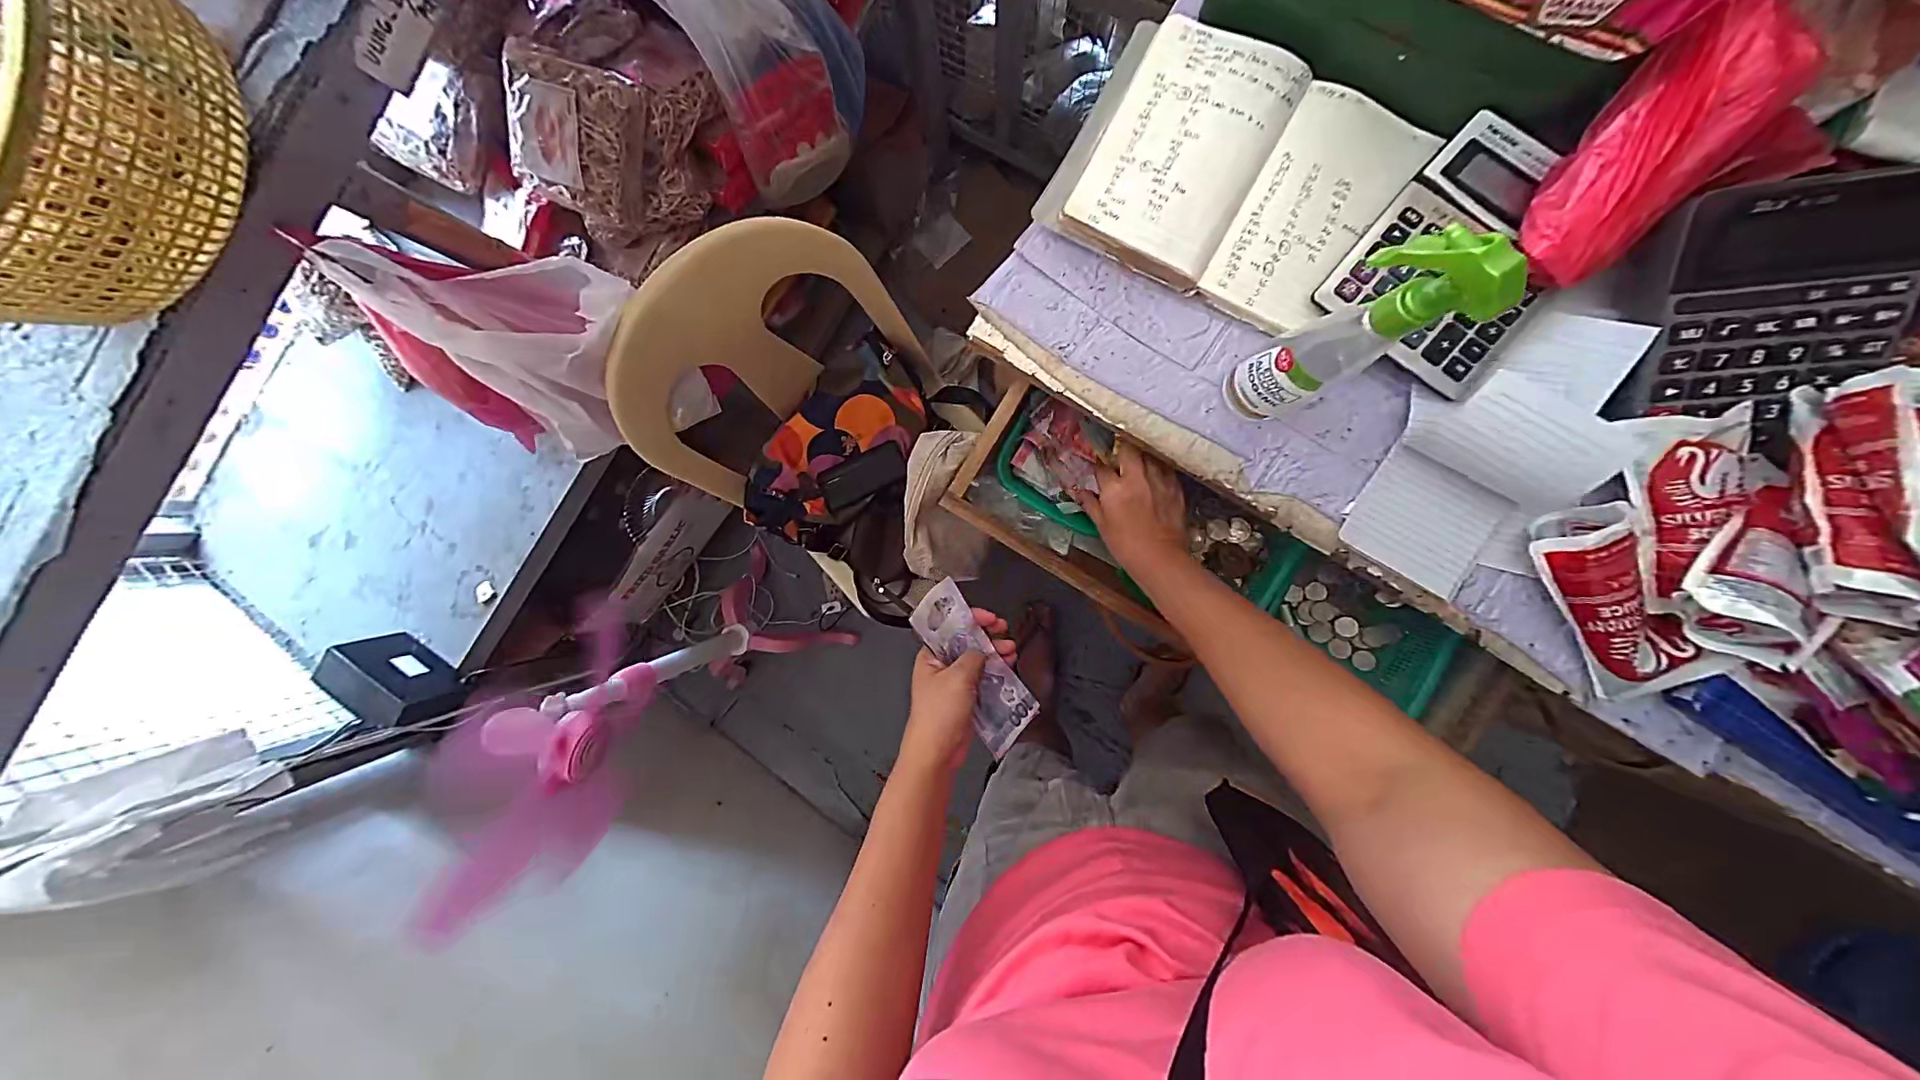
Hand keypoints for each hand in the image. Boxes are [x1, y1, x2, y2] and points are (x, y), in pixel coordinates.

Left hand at [899, 609, 1017, 775]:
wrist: (936, 752)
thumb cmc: (937, 716)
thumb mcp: (958, 676)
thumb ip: (974, 656)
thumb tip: (984, 648)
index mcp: (930, 656)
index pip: (951, 627)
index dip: (971, 619)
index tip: (990, 618)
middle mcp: (941, 667)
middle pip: (967, 643)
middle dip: (987, 636)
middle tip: (1004, 632)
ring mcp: (953, 683)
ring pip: (977, 661)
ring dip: (994, 654)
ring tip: (1010, 651)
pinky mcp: (965, 699)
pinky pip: (983, 680)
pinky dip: (995, 673)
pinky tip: (1007, 669)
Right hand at [1074, 442, 1186, 572]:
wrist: (1161, 559)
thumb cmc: (1126, 546)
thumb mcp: (1102, 526)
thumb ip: (1091, 504)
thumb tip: (1080, 492)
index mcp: (1114, 488)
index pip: (1102, 466)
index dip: (1098, 464)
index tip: (1098, 466)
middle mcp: (1137, 478)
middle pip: (1128, 450)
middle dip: (1121, 450)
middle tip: (1119, 459)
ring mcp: (1159, 480)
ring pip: (1149, 455)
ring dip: (1141, 457)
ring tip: (1137, 464)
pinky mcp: (1175, 487)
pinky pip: (1165, 468)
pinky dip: (1158, 468)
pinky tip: (1154, 476)